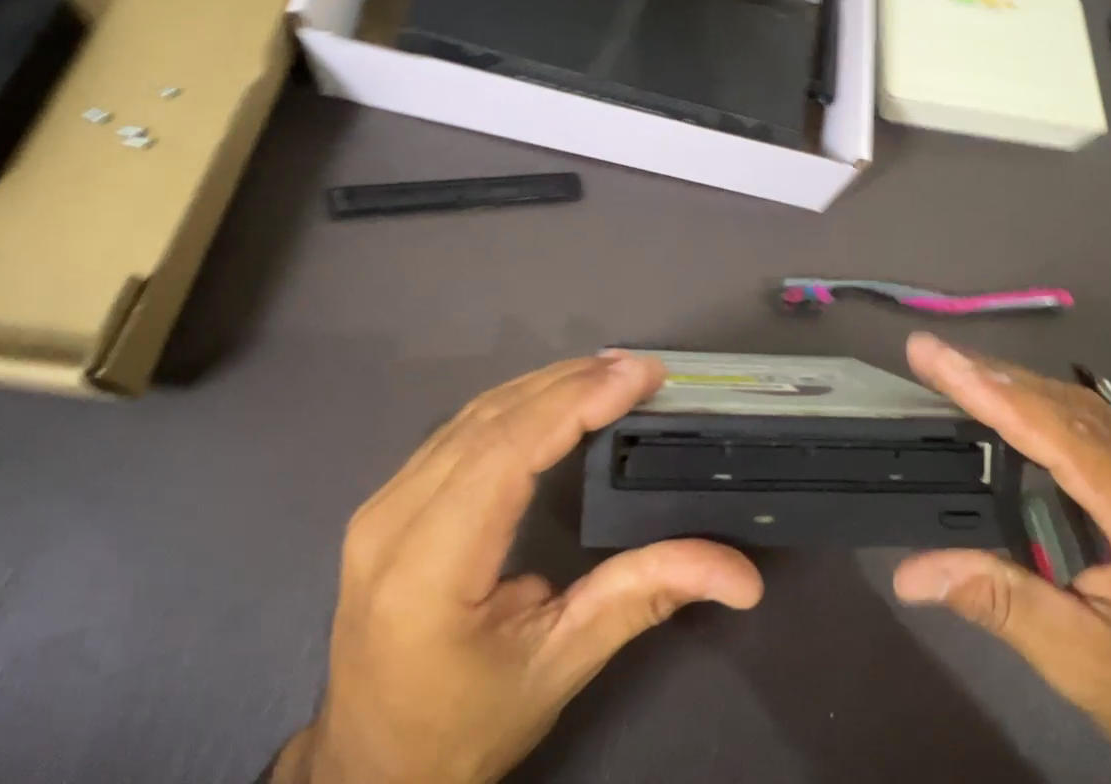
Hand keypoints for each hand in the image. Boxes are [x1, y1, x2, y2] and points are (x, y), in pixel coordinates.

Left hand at [275, 352, 763, 783]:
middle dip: (568, 384)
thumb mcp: (558, 666)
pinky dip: (512, 406)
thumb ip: (641, 599)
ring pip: (467, 419)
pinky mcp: (385, 506)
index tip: (640, 374)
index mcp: (428, 570)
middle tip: (639, 367)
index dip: (575, 403)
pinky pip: (454, 435)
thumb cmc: (464, 727)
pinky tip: (553, 398)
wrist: (372, 766)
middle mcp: (391, 522)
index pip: (505, 454)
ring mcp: (379, 508)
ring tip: (607, 371)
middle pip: (487, 423)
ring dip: (541, 386)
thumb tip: (739, 574)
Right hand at [895, 334, 1110, 783]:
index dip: (996, 395)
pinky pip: (1098, 435)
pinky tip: (1015, 409)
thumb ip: (1002, 603)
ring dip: (1021, 387)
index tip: (937, 359)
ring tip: (958, 370)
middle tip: (931, 354)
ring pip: (1088, 414)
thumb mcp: (1083, 662)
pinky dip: (1045, 411)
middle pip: (1074, 410)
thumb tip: (911, 574)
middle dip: (998, 376)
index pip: (1064, 437)